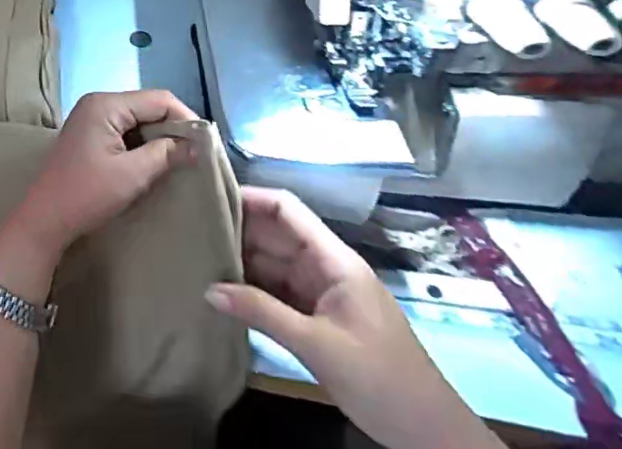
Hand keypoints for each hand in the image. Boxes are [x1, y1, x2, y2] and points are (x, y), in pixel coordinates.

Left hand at [3, 90, 198, 256]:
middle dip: (173, 127)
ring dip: (159, 136)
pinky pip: (125, 129)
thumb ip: (165, 154)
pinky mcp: (90, 132)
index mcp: (105, 104)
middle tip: (197, 154)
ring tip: (181, 159)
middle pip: (148, 105)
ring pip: (138, 118)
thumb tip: (196, 144)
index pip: (158, 99)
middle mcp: (98, 102)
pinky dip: (142, 142)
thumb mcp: (132, 175)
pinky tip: (156, 160)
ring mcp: (92, 116)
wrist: (45, 218)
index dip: (185, 117)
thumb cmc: (87, 194)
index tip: (206, 144)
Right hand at [206, 188, 501, 448]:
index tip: (211, 196)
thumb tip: (209, 290)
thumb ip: (263, 313)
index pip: (288, 210)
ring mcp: (321, 292)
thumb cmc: (382, 380)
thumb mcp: (319, 346)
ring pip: (273, 262)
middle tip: (192, 227)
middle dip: (238, 228)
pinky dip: (252, 287)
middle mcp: (326, 267)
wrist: (430, 435)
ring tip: (198, 252)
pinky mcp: (317, 317)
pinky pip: (277, 290)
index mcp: (334, 260)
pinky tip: (223, 288)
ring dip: (241, 258)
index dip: (252, 197)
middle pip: (276, 234)